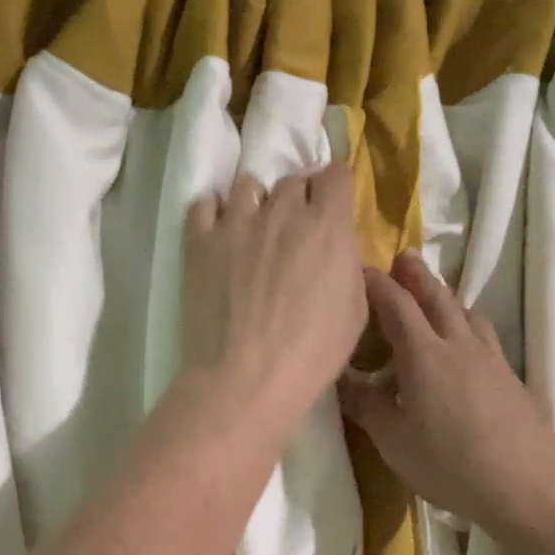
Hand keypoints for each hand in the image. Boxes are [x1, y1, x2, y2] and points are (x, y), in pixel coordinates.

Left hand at [182, 165, 366, 428]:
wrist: (245, 379)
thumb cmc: (311, 355)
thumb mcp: (355, 314)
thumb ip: (348, 269)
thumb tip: (338, 254)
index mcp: (327, 226)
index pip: (336, 175)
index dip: (335, 192)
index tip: (332, 212)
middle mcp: (282, 211)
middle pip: (292, 181)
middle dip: (298, 201)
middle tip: (294, 235)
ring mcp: (236, 222)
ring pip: (249, 186)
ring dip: (257, 204)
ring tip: (254, 234)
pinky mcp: (199, 241)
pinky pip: (204, 204)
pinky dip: (214, 213)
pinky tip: (219, 235)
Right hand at [340, 252, 554, 533]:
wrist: (526, 485)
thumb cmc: (449, 464)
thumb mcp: (394, 440)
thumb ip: (365, 405)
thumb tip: (339, 379)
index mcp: (424, 354)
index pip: (396, 305)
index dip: (376, 285)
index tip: (357, 271)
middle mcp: (458, 344)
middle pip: (436, 297)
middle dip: (416, 276)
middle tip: (402, 257)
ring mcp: (490, 359)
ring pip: (464, 313)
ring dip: (444, 297)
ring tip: (432, 297)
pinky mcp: (509, 378)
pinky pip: (481, 335)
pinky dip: (464, 325)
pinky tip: (464, 344)